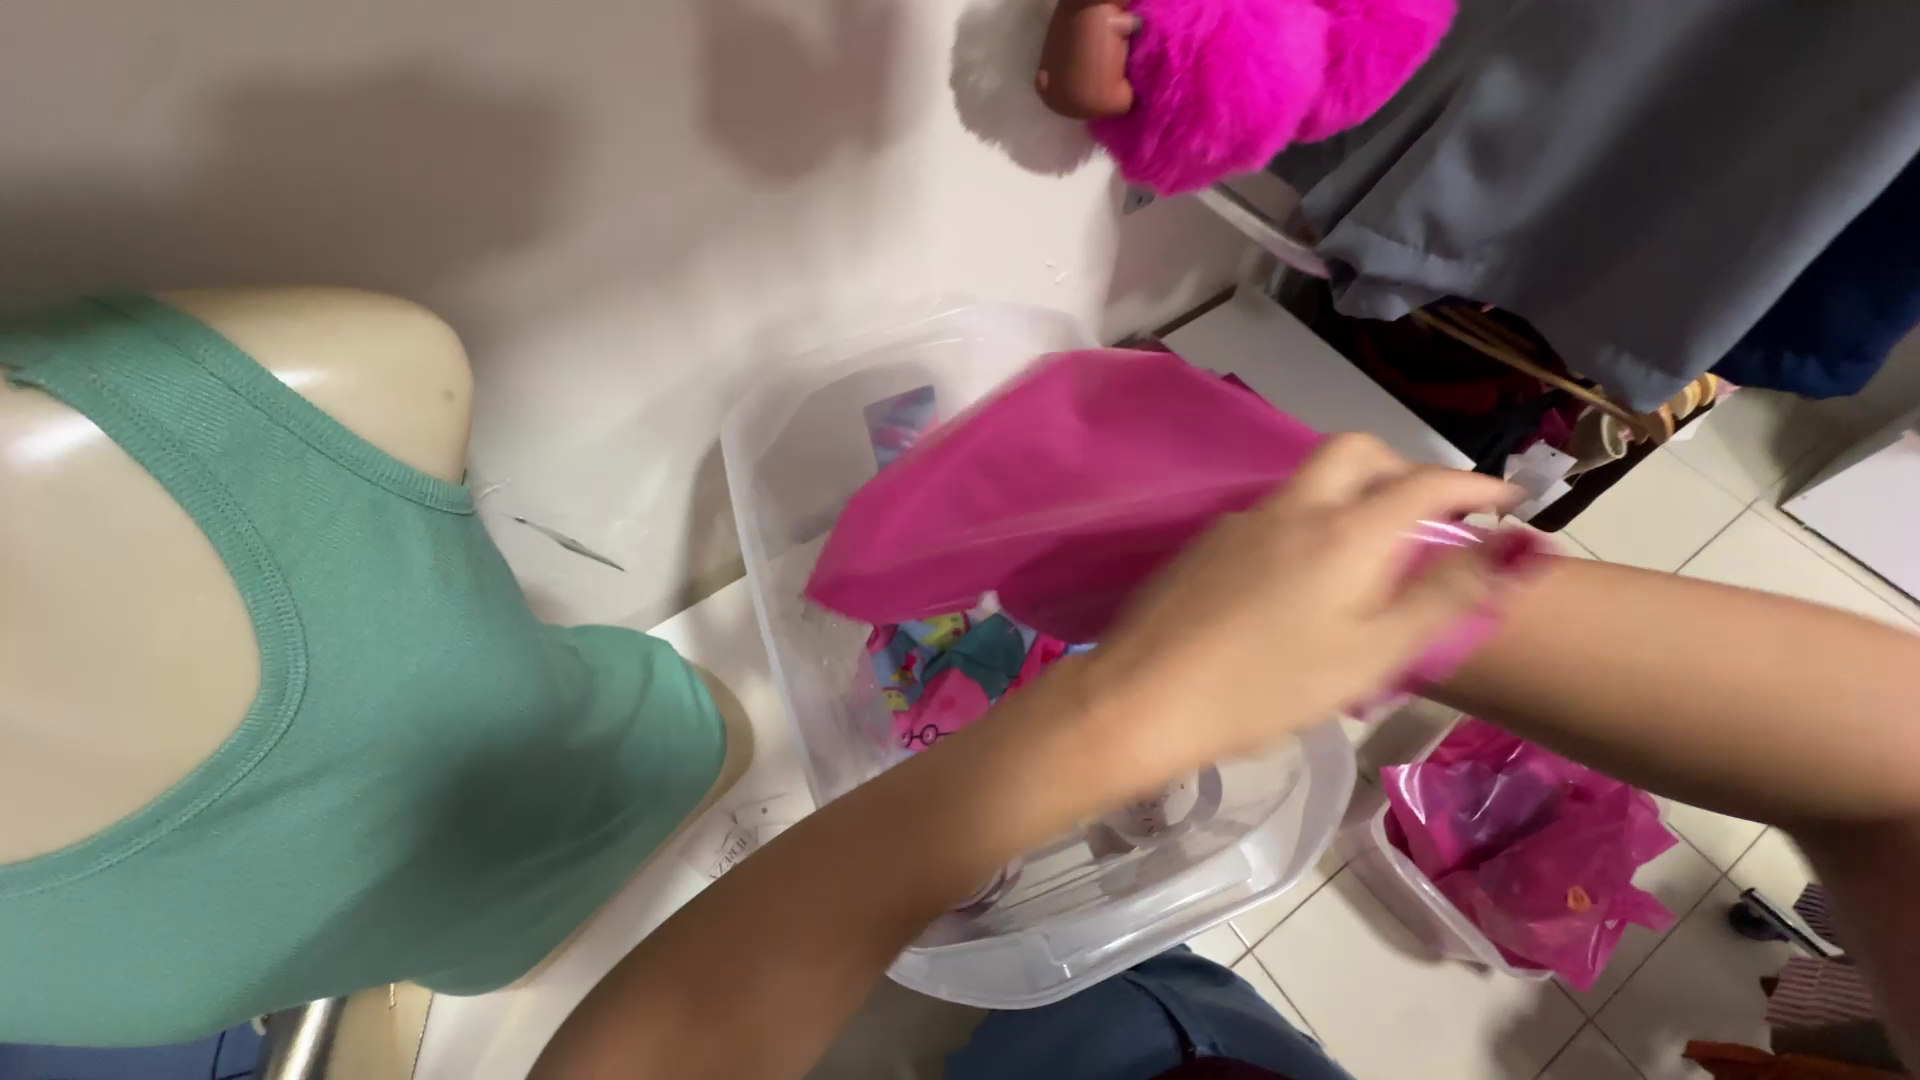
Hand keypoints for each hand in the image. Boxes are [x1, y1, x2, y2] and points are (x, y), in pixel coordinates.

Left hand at [1070, 433, 1525, 785]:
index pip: (1424, 482)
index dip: (1475, 486)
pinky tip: (1298, 579)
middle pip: (1354, 453)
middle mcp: (1289, 508)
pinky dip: (1305, 524)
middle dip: (1401, 470)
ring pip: (1307, 483)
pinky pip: (1271, 515)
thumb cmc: (1268, 686)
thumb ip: (1446, 595)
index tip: (1506, 502)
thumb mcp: (1372, 654)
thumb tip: (1517, 546)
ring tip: (1369, 554)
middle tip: (1427, 516)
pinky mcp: (1203, 544)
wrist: (1147, 694)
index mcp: (1342, 531)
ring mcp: (1237, 521)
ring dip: (1350, 497)